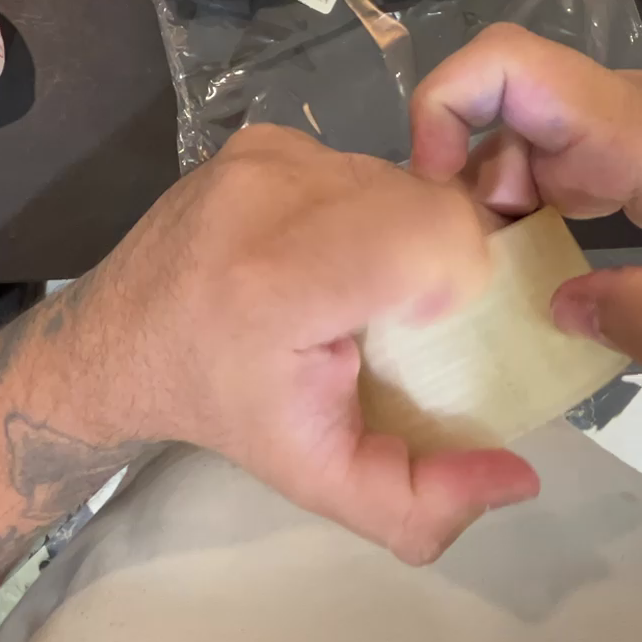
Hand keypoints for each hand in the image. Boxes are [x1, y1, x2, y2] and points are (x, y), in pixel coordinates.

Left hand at [80, 124, 539, 564]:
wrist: (120, 335)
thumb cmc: (221, 407)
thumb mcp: (318, 476)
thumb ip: (422, 504)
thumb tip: (521, 479)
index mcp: (280, 279)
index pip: (433, 233)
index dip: (454, 281)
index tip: (416, 326)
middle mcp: (269, 193)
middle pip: (424, 201)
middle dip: (434, 259)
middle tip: (389, 310)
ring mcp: (262, 154)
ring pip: (396, 176)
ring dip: (397, 230)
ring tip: (350, 277)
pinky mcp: (259, 138)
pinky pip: (356, 162)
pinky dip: (360, 205)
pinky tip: (317, 244)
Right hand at [408, 24, 641, 378]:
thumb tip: (558, 307)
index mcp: (635, 132)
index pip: (511, 64)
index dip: (444, 103)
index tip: (434, 186)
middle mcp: (613, 115)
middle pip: (494, 115)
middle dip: (459, 187)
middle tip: (471, 272)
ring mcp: (619, 130)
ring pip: (516, 144)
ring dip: (492, 207)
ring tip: (509, 281)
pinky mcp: (627, 151)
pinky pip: (547, 165)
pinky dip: (524, 211)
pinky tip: (546, 263)